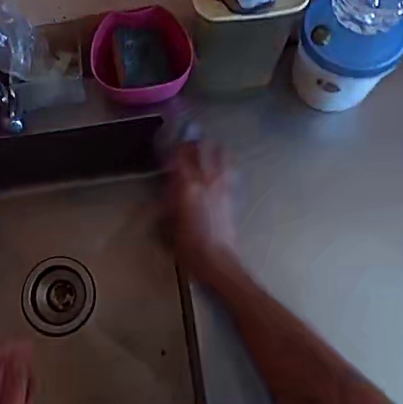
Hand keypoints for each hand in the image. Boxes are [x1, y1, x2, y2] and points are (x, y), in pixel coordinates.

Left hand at [0, 341, 32, 403]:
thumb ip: (14, 389)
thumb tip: (18, 360)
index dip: (7, 348)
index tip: (27, 344)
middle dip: (14, 362)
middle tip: (34, 362)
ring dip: (17, 379)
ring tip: (33, 384)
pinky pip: (2, 401)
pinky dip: (16, 395)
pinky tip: (27, 400)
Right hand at [164, 140, 243, 286]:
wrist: (217, 260)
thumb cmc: (188, 244)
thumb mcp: (170, 221)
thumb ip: (169, 199)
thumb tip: (170, 187)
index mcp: (189, 185)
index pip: (182, 155)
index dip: (176, 147)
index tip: (171, 145)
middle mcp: (208, 180)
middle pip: (205, 148)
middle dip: (196, 143)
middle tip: (190, 145)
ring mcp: (224, 185)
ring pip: (223, 155)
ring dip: (215, 149)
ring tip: (209, 150)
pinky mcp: (233, 194)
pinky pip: (230, 171)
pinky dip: (225, 165)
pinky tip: (220, 171)